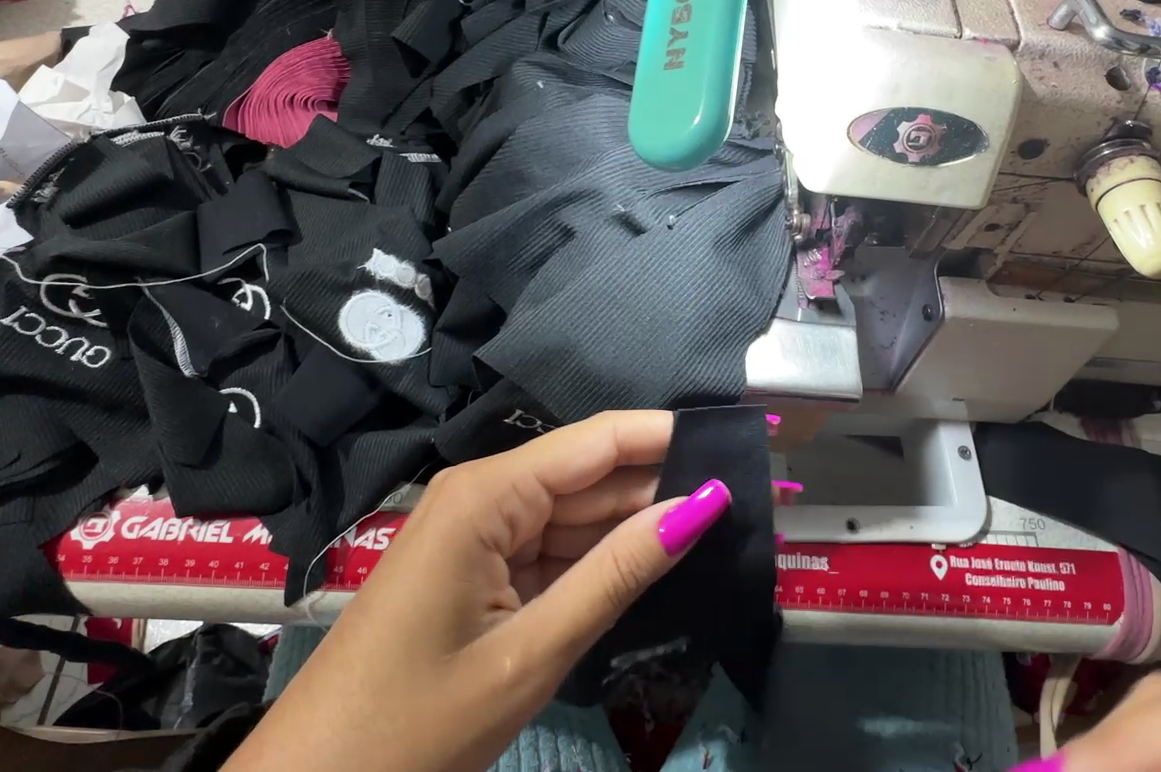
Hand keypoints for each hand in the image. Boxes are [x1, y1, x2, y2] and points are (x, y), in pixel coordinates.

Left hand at [224, 408, 730, 771]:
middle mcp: (485, 493)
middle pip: (592, 473)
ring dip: (636, 525)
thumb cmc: (415, 724)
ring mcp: (480, 531)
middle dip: (661, 486)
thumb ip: (621, 571)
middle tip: (745, 502)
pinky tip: (654, 566)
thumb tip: (705, 503)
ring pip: (576, 513)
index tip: (741, 442)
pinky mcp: (479, 567)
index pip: (600, 439)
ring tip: (718, 531)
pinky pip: (552, 548)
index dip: (670, 435)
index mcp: (489, 492)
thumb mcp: (534, 650)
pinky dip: (599, 560)